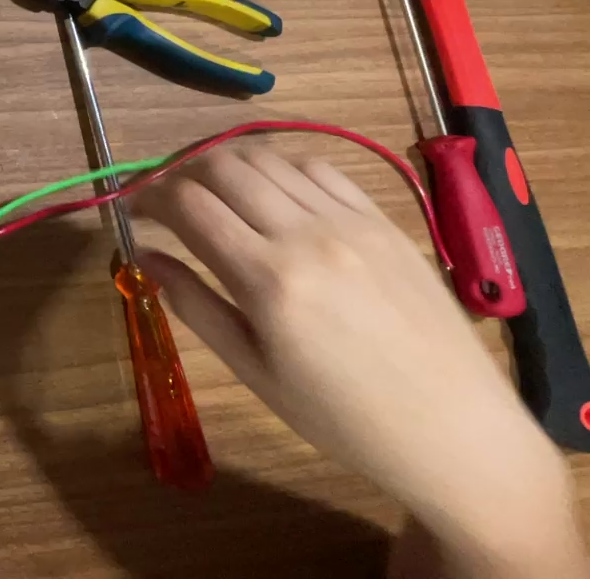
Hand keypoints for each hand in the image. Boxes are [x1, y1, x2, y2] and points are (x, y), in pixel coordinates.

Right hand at [134, 147, 587, 569]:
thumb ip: (192, 302)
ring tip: (209, 190)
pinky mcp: (383, 221)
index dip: (147, 195)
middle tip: (163, 198)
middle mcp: (307, 236)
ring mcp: (351, 223)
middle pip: (220, 166)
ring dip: (222, 163)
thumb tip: (143, 254)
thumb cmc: (341, 416)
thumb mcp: (252, 369)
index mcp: (269, 281)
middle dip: (177, 172)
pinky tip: (267, 191)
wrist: (457, 433)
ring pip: (265, 157)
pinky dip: (277, 166)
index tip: (131, 207)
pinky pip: (318, 167)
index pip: (187, 204)